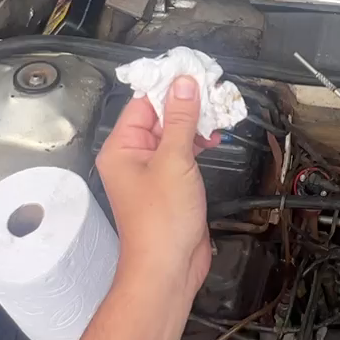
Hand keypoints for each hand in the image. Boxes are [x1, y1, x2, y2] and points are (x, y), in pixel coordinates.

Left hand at [95, 77, 217, 303]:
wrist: (169, 268)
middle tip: (211, 87)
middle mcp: (133, 156)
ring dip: (195, 120)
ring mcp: (152, 170)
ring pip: (174, 132)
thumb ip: (181, 119)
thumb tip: (183, 85)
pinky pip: (183, 150)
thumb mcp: (174, 160)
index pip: (143, 102)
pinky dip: (198, 140)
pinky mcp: (171, 182)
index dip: (168, 85)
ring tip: (217, 109)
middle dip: (186, 101)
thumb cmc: (160, 224)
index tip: (191, 70)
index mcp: (121, 148)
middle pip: (159, 114)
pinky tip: (214, 135)